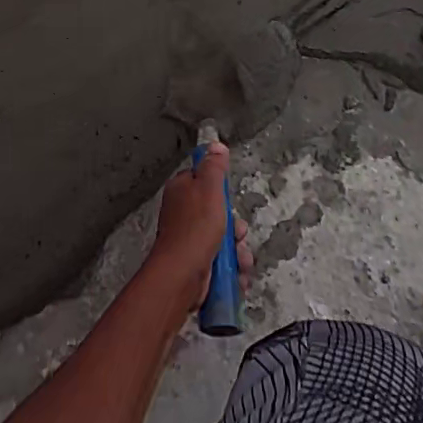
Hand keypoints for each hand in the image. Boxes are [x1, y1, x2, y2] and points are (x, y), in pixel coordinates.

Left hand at [148, 142, 253, 311]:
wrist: (182, 277)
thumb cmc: (196, 228)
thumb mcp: (209, 188)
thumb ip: (214, 166)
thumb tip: (216, 145)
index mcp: (181, 190)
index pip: (205, 181)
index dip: (221, 190)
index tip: (228, 200)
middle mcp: (183, 214)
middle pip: (220, 214)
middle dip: (235, 229)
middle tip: (238, 236)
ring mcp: (191, 241)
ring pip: (225, 240)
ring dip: (238, 252)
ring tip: (240, 262)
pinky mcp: (198, 264)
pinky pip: (222, 262)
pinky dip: (233, 270)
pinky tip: (238, 276)